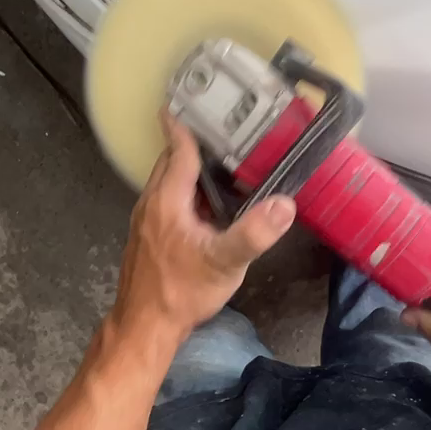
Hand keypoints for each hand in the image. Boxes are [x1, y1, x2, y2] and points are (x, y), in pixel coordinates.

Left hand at [110, 119, 296, 343]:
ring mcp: (146, 224)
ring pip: (167, 185)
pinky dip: (185, 194)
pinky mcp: (148, 240)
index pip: (176, 153)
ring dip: (188, 172)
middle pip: (169, 165)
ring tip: (219, 166)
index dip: (183, 127)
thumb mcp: (225, 262)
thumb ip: (255, 233)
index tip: (181, 102)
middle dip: (190, 146)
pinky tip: (206, 209)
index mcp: (167, 202)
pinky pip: (167, 204)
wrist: (146, 327)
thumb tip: (284, 204)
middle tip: (218, 132)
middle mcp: (151, 206)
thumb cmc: (182, 292)